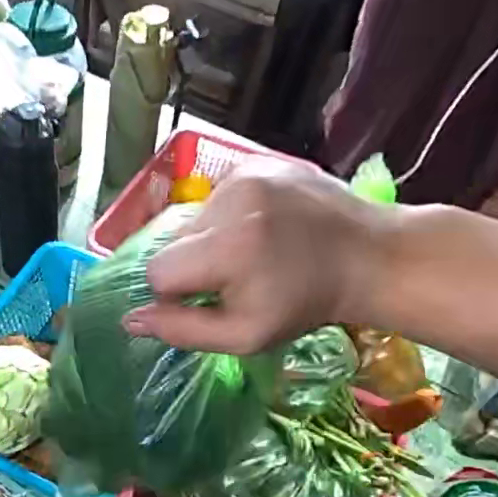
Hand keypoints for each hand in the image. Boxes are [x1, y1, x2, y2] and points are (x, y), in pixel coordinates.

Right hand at [121, 157, 390, 353]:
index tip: (211, 298)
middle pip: (173, 242)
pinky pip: (216, 197)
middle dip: (193, 264)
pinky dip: (228, 216)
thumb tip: (130, 319)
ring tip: (254, 250)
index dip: (177, 292)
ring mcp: (244, 174)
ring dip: (210, 240)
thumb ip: (183, 330)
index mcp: (227, 248)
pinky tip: (262, 227)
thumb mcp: (244, 335)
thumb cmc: (304, 304)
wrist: (367, 255)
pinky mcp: (256, 161)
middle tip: (238, 276)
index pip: (159, 271)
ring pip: (193, 220)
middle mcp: (229, 202)